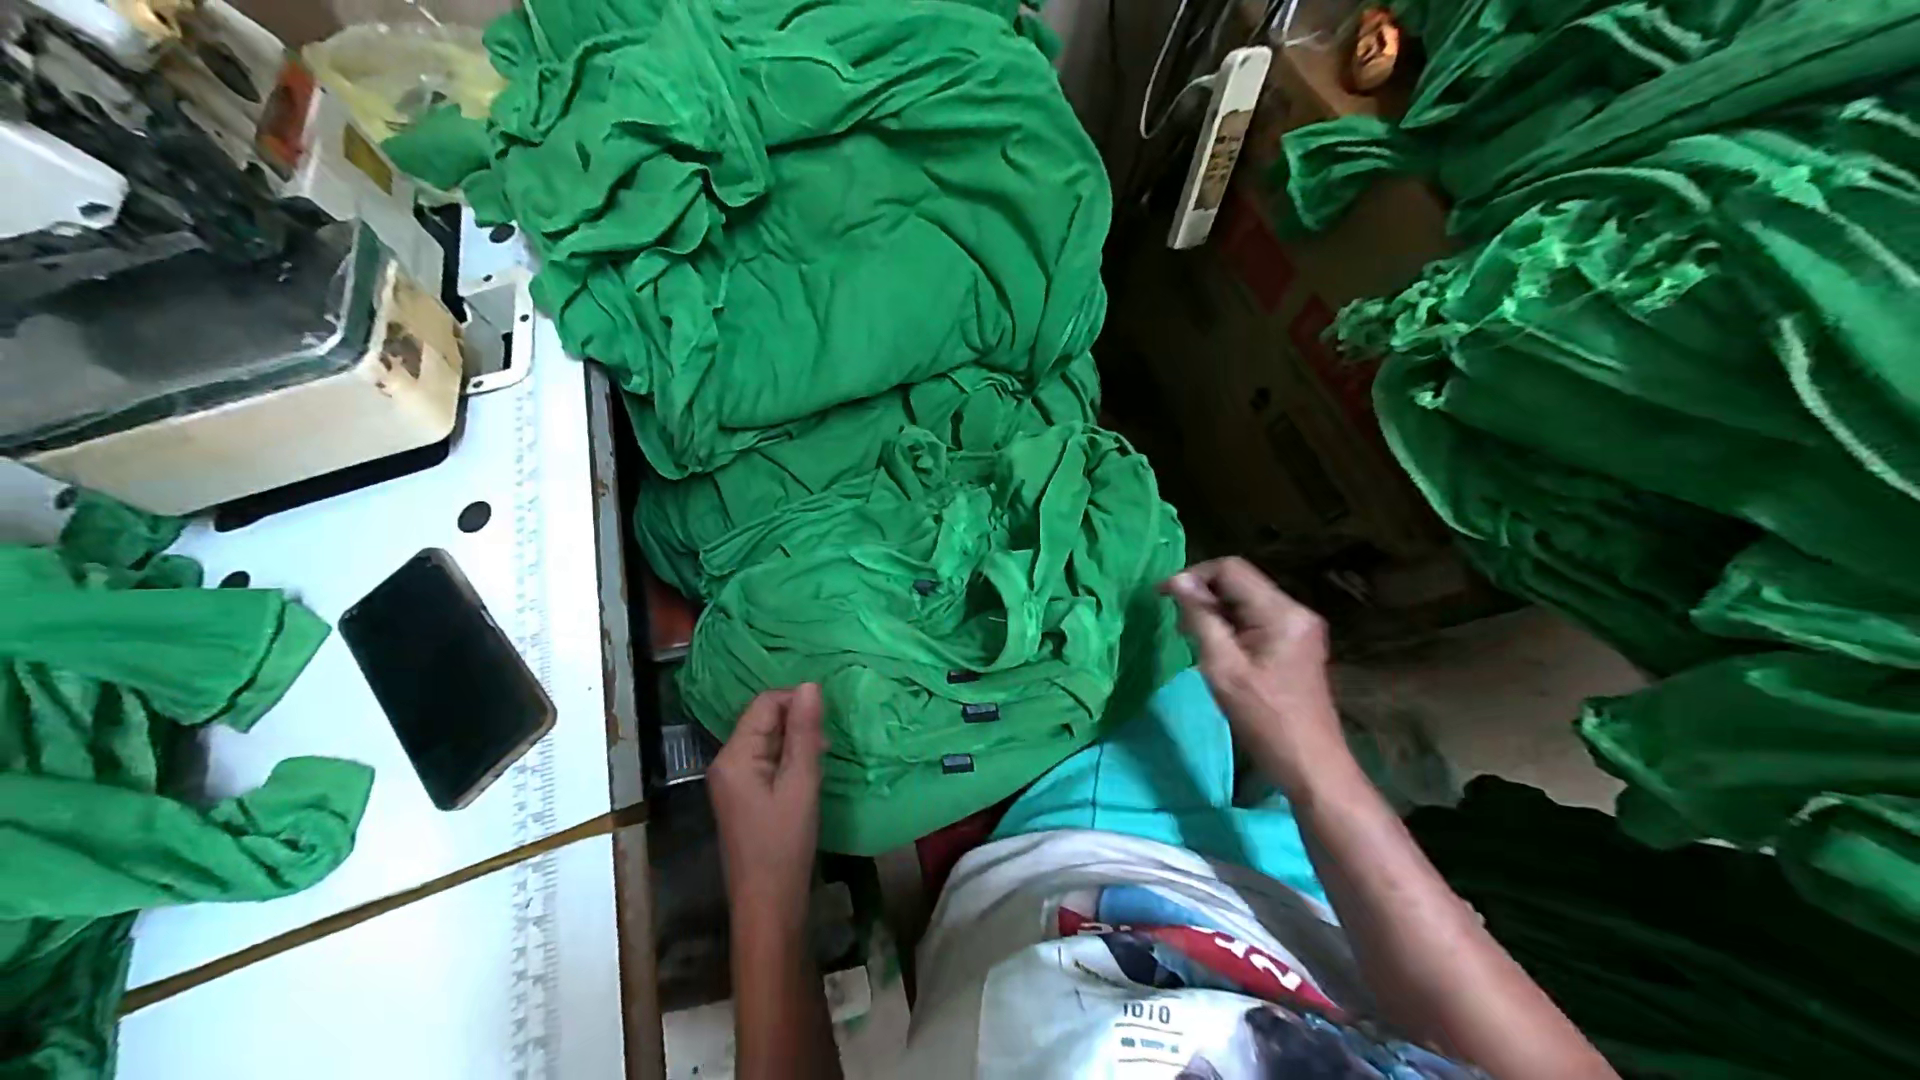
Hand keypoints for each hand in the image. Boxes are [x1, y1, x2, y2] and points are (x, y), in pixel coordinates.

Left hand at [708, 684, 826, 929]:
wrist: (768, 904)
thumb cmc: (784, 843)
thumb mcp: (801, 783)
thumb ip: (805, 732)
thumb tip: (810, 685)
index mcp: (733, 755)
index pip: (764, 704)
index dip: (796, 701)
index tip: (827, 719)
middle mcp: (726, 761)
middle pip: (763, 720)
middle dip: (797, 723)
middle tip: (827, 745)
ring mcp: (733, 780)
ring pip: (768, 740)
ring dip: (796, 742)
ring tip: (822, 760)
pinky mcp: (744, 795)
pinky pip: (767, 760)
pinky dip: (790, 759)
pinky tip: (809, 775)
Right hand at [1162, 558, 1343, 787]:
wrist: (1309, 763)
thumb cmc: (1263, 718)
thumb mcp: (1222, 666)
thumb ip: (1199, 617)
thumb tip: (1176, 581)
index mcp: (1281, 612)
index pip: (1231, 569)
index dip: (1193, 576)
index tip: (1163, 596)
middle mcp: (1295, 610)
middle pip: (1240, 582)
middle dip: (1203, 595)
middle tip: (1176, 622)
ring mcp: (1299, 627)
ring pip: (1246, 600)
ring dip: (1215, 610)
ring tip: (1191, 636)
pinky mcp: (1296, 643)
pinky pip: (1256, 618)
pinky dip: (1230, 625)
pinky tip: (1214, 647)